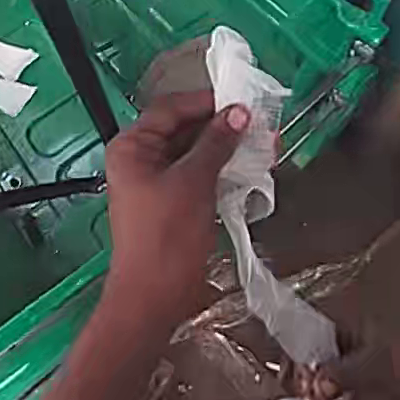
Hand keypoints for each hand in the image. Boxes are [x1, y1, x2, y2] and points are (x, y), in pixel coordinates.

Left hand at [103, 91, 247, 326]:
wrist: (153, 298)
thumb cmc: (166, 235)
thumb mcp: (193, 182)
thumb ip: (216, 144)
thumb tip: (239, 112)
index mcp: (132, 146)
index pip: (170, 109)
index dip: (206, 103)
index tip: (243, 102)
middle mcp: (141, 158)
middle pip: (184, 129)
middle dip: (223, 127)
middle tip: (262, 125)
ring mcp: (156, 181)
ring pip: (195, 153)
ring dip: (228, 149)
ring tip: (266, 144)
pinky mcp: (172, 201)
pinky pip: (198, 174)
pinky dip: (222, 170)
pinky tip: (252, 168)